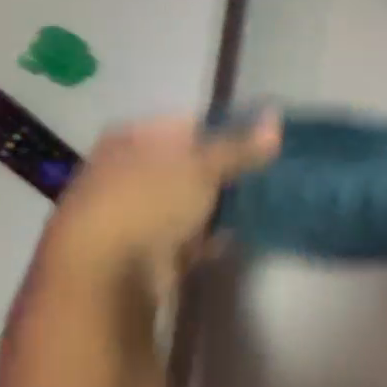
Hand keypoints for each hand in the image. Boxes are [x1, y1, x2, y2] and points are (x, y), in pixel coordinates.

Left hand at [47, 115, 280, 297]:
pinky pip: (197, 232)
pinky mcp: (156, 242)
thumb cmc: (149, 203)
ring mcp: (144, 207)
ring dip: (227, 204)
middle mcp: (135, 167)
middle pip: (196, 163)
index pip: (192, 124)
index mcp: (136, 138)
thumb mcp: (201, 167)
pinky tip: (244, 235)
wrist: (110, 268)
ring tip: (268, 205)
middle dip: (233, 172)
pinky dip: (218, 234)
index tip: (269, 146)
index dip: (231, 132)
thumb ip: (240, 147)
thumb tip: (275, 118)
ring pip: (198, 199)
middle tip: (274, 177)